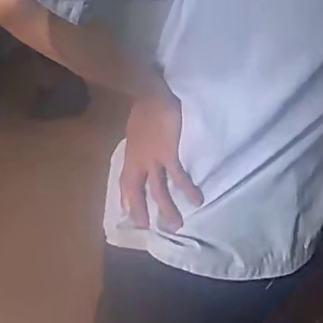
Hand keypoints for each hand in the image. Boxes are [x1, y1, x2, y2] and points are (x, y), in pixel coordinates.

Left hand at [120, 91, 202, 230]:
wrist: (151, 93)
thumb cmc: (145, 107)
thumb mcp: (135, 129)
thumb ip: (138, 143)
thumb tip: (141, 149)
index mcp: (131, 154)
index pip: (125, 181)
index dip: (126, 198)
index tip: (128, 214)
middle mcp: (138, 161)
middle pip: (137, 192)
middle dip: (141, 212)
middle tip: (149, 229)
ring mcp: (153, 159)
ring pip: (158, 191)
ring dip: (167, 209)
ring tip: (176, 224)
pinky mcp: (168, 154)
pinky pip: (179, 177)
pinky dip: (188, 189)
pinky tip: (197, 199)